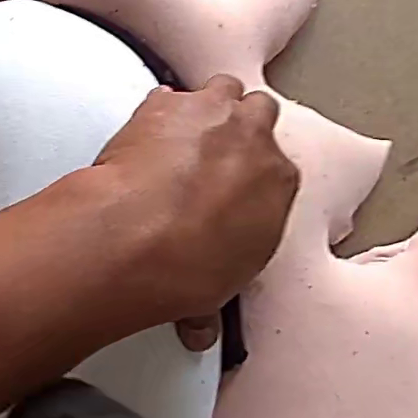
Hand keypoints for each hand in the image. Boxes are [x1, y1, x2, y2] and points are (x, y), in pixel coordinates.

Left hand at [86, 75, 298, 333]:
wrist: (141, 236)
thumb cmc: (186, 263)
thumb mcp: (216, 291)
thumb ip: (213, 299)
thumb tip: (198, 328)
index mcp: (280, 182)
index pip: (276, 166)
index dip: (250, 172)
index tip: (231, 184)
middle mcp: (254, 138)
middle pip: (257, 112)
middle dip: (236, 126)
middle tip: (209, 150)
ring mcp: (211, 113)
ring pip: (221, 89)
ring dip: (203, 106)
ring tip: (178, 132)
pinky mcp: (164, 103)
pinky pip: (165, 95)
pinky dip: (153, 111)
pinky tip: (137, 136)